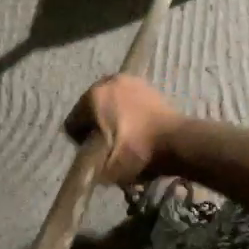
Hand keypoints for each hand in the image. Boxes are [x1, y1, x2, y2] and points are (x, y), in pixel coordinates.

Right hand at [64, 75, 183, 186]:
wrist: (176, 140)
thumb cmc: (137, 152)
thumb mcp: (106, 170)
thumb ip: (86, 166)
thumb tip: (83, 165)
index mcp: (92, 98)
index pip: (73, 122)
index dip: (80, 141)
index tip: (93, 154)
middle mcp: (106, 81)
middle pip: (89, 108)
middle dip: (94, 125)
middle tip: (107, 145)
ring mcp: (127, 79)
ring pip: (107, 100)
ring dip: (110, 115)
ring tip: (123, 134)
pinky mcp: (144, 82)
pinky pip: (124, 96)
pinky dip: (125, 108)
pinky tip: (135, 124)